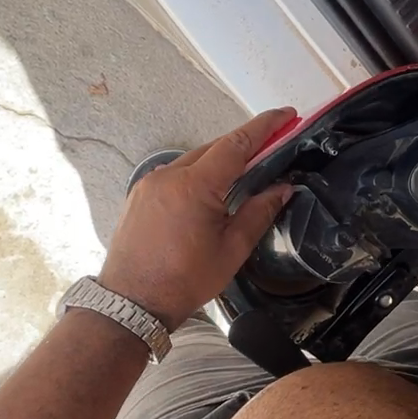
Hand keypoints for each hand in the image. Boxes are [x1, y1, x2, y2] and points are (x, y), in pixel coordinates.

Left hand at [96, 108, 297, 325]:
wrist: (131, 303)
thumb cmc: (185, 281)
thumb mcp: (232, 249)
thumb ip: (259, 212)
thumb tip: (283, 188)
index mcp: (195, 187)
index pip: (236, 144)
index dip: (264, 126)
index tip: (287, 115)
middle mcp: (168, 176)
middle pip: (215, 148)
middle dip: (246, 144)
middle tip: (275, 146)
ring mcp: (150, 184)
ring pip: (194, 160)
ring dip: (221, 161)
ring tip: (247, 172)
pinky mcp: (140, 195)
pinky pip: (176, 174)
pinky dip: (200, 174)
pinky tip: (213, 190)